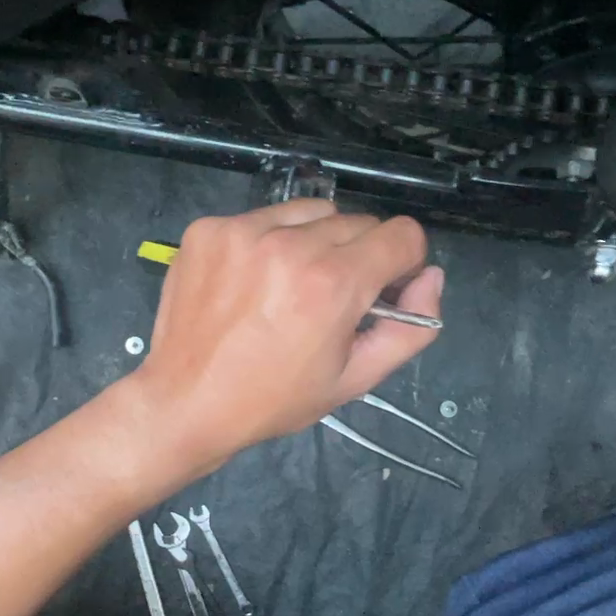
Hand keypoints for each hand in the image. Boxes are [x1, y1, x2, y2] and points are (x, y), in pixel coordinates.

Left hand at [129, 199, 442, 467]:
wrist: (185, 403)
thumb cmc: (272, 400)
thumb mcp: (353, 380)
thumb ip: (409, 329)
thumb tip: (430, 277)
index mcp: (332, 284)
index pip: (403, 235)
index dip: (402, 266)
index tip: (380, 293)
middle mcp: (290, 244)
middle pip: (359, 222)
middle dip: (357, 258)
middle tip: (328, 301)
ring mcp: (243, 231)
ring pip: (312, 212)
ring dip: (315, 241)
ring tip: (290, 286)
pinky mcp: (209, 229)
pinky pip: (263, 217)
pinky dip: (269, 242)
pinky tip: (253, 281)